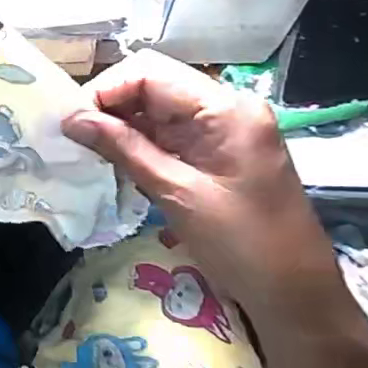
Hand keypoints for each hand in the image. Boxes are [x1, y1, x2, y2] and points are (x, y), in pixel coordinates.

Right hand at [61, 51, 345, 324]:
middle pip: (151, 84)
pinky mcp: (212, 151)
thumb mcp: (177, 194)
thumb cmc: (243, 245)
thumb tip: (72, 119)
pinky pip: (165, 133)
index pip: (150, 73)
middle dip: (108, 106)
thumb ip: (124, 149)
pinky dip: (135, 143)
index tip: (72, 124)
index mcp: (225, 109)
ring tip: (85, 150)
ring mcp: (219, 130)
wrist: (295, 294)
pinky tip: (110, 161)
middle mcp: (224, 108)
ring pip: (153, 108)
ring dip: (118, 125)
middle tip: (74, 138)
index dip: (105, 91)